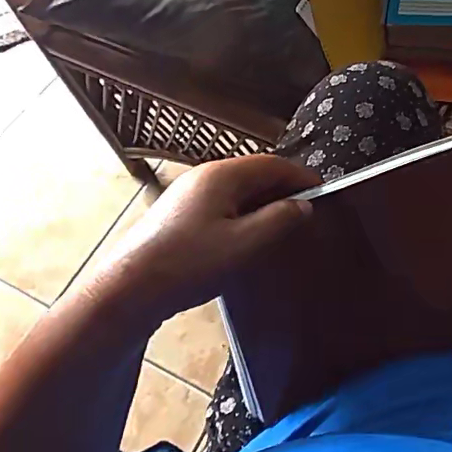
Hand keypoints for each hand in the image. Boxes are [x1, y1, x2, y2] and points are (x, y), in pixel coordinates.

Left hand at [76, 155, 320, 321]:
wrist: (128, 288)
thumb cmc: (188, 263)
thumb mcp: (245, 243)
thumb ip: (280, 220)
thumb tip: (303, 206)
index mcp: (222, 175)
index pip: (273, 164)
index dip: (302, 177)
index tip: (323, 192)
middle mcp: (204, 176)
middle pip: (255, 173)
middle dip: (284, 189)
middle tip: (307, 211)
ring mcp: (188, 193)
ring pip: (238, 189)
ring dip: (264, 202)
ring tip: (282, 225)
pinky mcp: (178, 212)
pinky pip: (222, 202)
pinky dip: (244, 212)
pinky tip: (248, 235)